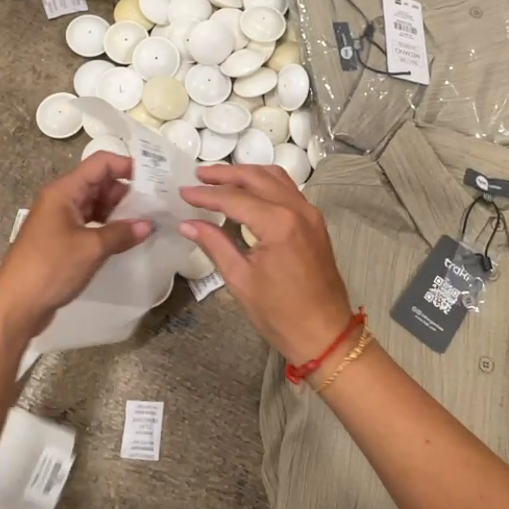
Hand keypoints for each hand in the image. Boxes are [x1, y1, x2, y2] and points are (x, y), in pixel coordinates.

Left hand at [0, 153, 151, 341]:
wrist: (14, 306)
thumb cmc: (49, 268)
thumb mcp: (91, 248)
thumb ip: (121, 233)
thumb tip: (148, 225)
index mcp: (64, 191)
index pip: (100, 163)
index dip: (126, 166)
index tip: (153, 179)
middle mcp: (61, 200)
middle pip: (98, 182)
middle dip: (126, 192)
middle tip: (154, 206)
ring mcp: (59, 221)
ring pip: (95, 204)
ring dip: (118, 212)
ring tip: (145, 223)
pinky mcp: (60, 241)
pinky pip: (89, 224)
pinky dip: (107, 228)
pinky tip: (125, 240)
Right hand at [179, 164, 354, 362]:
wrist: (325, 334)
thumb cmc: (280, 314)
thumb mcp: (241, 279)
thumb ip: (214, 245)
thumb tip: (188, 224)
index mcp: (278, 223)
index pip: (234, 199)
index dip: (206, 194)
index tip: (183, 191)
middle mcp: (297, 209)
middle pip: (256, 178)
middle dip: (226, 174)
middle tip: (198, 174)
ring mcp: (310, 213)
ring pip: (276, 178)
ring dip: (247, 174)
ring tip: (220, 178)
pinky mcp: (315, 221)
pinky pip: (288, 190)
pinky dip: (266, 184)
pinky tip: (248, 191)